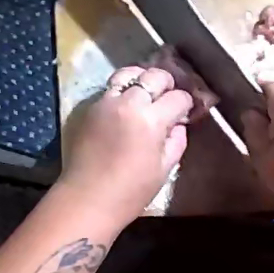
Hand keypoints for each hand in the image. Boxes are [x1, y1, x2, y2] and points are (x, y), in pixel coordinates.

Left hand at [59, 66, 192, 220]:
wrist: (87, 198)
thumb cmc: (131, 191)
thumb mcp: (165, 169)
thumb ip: (176, 141)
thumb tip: (178, 125)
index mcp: (151, 119)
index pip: (177, 97)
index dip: (186, 103)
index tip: (186, 111)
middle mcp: (129, 103)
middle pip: (153, 76)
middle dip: (166, 83)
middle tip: (168, 97)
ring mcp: (106, 103)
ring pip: (127, 74)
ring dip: (140, 80)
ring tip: (144, 94)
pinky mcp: (89, 109)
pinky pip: (109, 90)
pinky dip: (121, 93)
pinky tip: (124, 109)